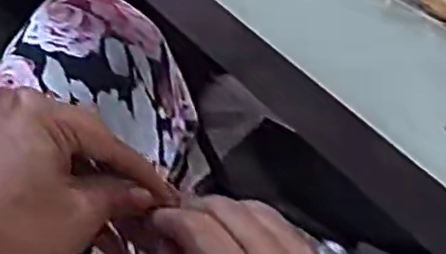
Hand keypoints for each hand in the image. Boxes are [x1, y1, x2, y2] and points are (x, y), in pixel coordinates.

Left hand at [0, 88, 177, 253]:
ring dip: (99, 188)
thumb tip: (142, 193)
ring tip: (129, 228)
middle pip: (87, 141)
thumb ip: (117, 195)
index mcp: (38, 110)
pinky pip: (47, 157)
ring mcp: (7, 123)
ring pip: (69, 152)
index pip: (108, 138)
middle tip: (153, 215)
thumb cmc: (13, 220)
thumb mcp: (81, 211)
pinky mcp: (1, 143)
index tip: (173, 201)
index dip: (145, 174)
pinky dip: (73, 186)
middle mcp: (19, 106)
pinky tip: (99, 222)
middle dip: (120, 180)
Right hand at [141, 197, 320, 252]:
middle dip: (194, 208)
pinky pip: (290, 229)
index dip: (166, 216)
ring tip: (213, 226)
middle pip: (226, 208)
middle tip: (179, 222)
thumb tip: (158, 235)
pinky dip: (261, 224)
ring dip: (227, 210)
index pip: (197, 224)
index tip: (155, 222)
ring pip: (261, 211)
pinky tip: (247, 237)